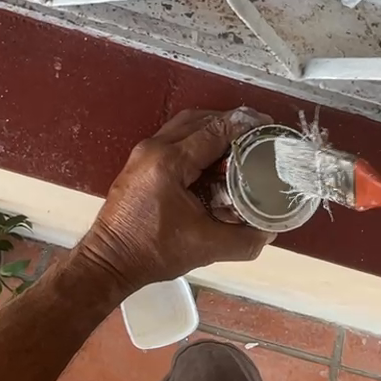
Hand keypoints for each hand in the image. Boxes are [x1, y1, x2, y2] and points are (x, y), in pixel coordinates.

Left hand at [69, 108, 277, 296]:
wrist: (110, 260)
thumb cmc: (153, 252)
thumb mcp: (206, 247)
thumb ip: (244, 239)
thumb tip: (270, 231)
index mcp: (169, 162)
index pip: (214, 131)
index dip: (244, 126)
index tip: (267, 126)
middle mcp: (154, 148)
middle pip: (199, 120)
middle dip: (230, 122)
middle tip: (257, 131)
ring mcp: (143, 152)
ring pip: (184, 125)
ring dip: (212, 128)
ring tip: (240, 140)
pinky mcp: (140, 162)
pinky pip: (174, 138)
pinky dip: (196, 139)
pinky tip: (214, 156)